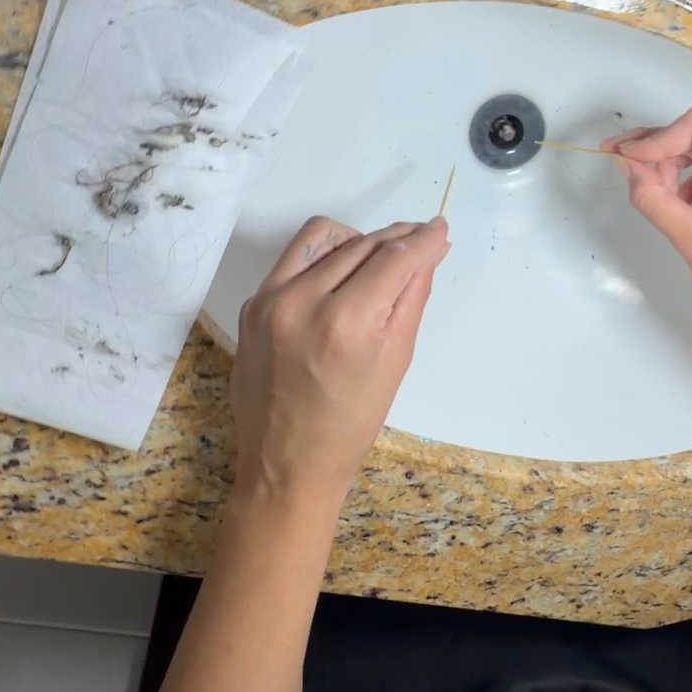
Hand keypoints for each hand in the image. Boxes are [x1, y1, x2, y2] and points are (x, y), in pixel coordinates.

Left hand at [230, 215, 450, 512]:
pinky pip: (294, 259)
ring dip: (359, 238)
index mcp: (345, 323)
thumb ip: (412, 297)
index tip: (440, 226)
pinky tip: (341, 276)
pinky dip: (324, 257)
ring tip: (379, 257)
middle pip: (362, 244)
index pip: (393, 259)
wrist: (286, 465)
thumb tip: (430, 251)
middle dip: (397, 239)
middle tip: (420, 241)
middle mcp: (302, 301)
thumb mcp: (395, 362)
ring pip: (324, 237)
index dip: (422, 239)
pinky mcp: (252, 304)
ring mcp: (269, 300)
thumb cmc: (350, 425)